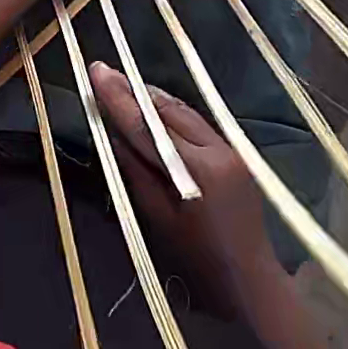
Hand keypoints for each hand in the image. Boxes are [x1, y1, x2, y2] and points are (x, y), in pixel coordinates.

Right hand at [89, 61, 282, 319]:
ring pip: (184, 111)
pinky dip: (170, 112)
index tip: (97, 72)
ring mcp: (230, 148)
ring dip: (152, 97)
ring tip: (122, 82)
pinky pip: (196, 122)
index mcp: (198, 171)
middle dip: (134, 90)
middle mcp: (218, 149)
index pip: (148, 126)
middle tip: (104, 71)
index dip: (118, 99)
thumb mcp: (158, 218)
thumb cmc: (198, 258)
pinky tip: (151, 105)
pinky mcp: (235, 150)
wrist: (250, 277)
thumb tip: (114, 135)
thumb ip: (136, 172)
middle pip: (168, 110)